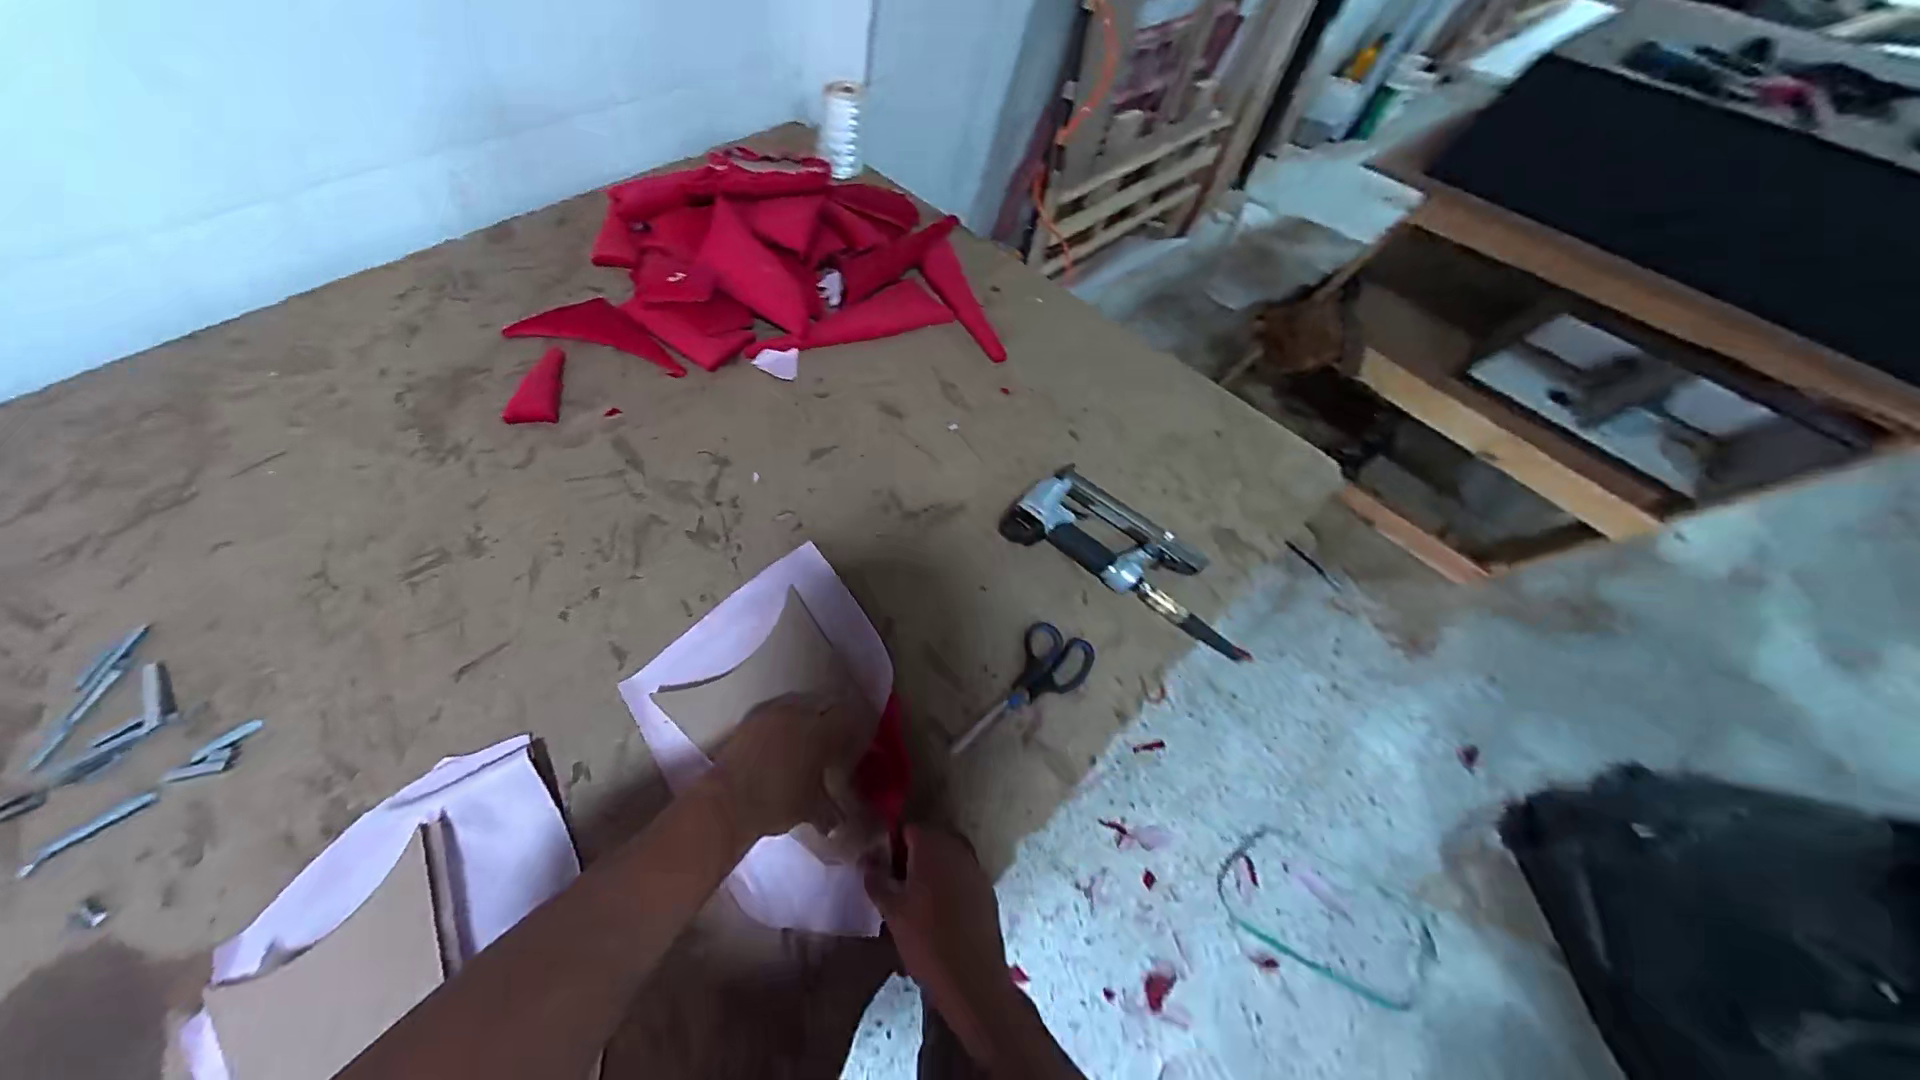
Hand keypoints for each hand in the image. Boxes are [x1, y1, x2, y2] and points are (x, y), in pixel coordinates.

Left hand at [710, 691, 876, 839]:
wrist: (725, 802)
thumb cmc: (776, 804)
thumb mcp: (809, 809)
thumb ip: (829, 811)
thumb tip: (838, 822)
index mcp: (822, 732)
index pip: (848, 715)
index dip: (854, 726)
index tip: (854, 741)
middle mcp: (801, 714)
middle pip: (826, 704)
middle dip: (831, 718)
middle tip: (832, 739)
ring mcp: (774, 712)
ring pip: (801, 703)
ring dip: (807, 715)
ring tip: (806, 737)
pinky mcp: (752, 718)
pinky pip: (778, 710)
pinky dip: (784, 720)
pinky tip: (781, 739)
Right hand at [864, 826, 1013, 1030]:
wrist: (971, 977)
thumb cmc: (925, 939)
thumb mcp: (891, 910)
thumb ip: (876, 879)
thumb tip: (868, 861)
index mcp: (932, 845)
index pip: (909, 829)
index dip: (893, 846)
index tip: (883, 868)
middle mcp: (957, 848)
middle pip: (931, 841)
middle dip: (913, 857)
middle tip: (898, 885)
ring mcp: (976, 868)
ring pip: (948, 859)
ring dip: (932, 871)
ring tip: (917, 901)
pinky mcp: (987, 890)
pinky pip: (962, 877)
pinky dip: (950, 885)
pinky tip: (940, 913)